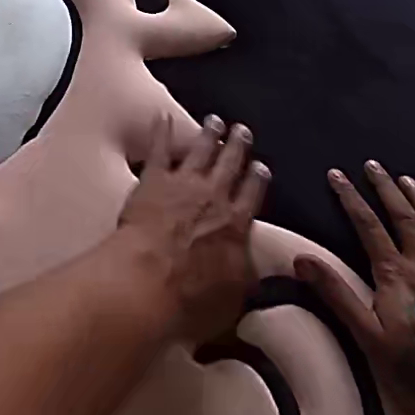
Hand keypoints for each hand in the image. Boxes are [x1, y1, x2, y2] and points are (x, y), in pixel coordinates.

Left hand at [117, 114, 270, 343]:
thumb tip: (263, 273)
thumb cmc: (193, 297)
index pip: (252, 195)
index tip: (261, 165)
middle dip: (237, 145)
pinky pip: (159, 148)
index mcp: (236, 224)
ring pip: (200, 150)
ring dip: (208, 133)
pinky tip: (162, 116)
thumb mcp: (236, 297)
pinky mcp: (154, 178)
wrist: (151, 278)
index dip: (257, 179)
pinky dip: (161, 130)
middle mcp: (213, 197)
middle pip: (229, 164)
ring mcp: (183, 183)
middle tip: (242, 129)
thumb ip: (249, 278)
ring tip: (214, 120)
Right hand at [295, 162, 414, 414]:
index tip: (337, 174)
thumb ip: (336, 295)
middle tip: (374, 166)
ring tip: (408, 181)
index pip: (369, 226)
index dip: (350, 197)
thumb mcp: (369, 341)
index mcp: (399, 278)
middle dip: (387, 189)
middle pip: (406, 219)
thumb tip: (301, 258)